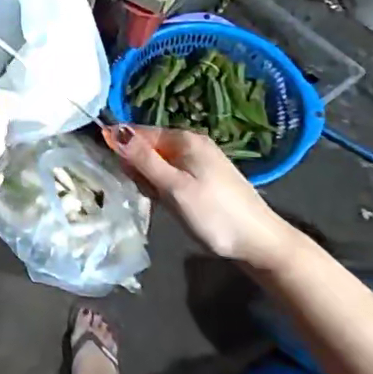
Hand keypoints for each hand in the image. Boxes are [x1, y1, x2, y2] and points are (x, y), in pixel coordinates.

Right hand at [103, 124, 301, 269]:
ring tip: (164, 202)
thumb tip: (112, 130)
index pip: (137, 132)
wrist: (260, 243)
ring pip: (158, 164)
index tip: (125, 175)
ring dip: (152, 182)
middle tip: (150, 193)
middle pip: (147, 148)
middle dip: (140, 170)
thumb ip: (142, 159)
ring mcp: (200, 160)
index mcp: (184, 139)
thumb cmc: (213, 214)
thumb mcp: (172, 186)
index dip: (124, 151)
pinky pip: (172, 174)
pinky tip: (173, 204)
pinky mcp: (205, 177)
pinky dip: (166, 188)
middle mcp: (192, 143)